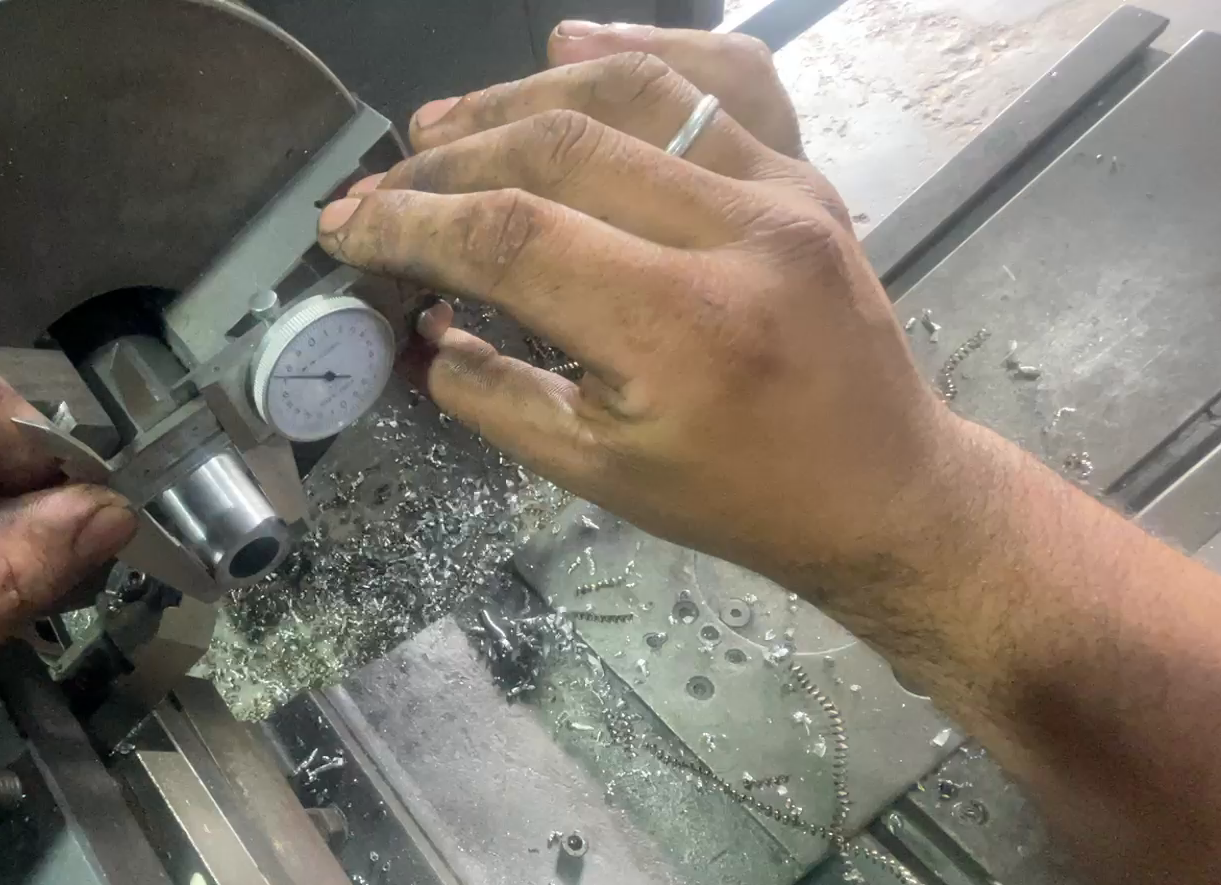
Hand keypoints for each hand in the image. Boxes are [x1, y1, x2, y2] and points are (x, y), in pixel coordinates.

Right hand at [317, 25, 965, 591]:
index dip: (410, 225)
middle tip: (377, 187)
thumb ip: (493, 397)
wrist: (875, 488)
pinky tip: (565, 50)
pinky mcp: (802, 175)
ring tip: (435, 121)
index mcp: (678, 329)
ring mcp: (780, 188)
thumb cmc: (729, 498)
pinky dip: (635, 50)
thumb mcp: (592, 471)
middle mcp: (735, 232)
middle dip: (442, 165)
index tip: (345, 227)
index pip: (511, 240)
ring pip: (628, 97)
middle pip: (556, 152)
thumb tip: (422, 334)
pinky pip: (721, 77)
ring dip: (512, 101)